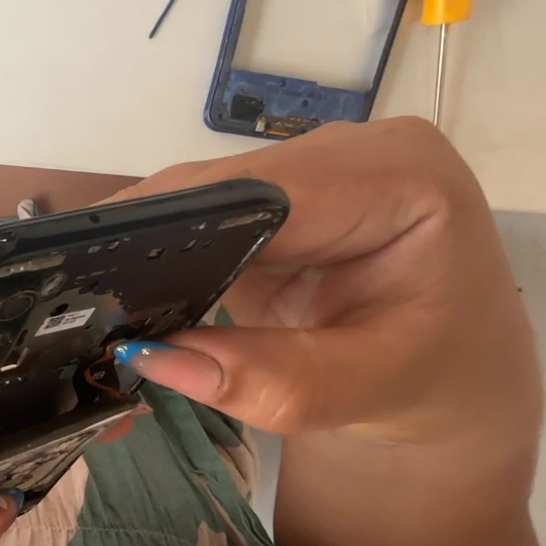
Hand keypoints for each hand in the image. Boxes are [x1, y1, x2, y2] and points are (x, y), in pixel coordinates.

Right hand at [112, 117, 540, 446]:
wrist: (453, 387)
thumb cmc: (437, 385)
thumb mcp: (365, 392)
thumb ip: (270, 379)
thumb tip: (155, 357)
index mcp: (401, 177)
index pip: (263, 189)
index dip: (182, 222)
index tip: (107, 265)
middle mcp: (354, 153)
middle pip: (219, 182)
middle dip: (156, 236)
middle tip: (93, 293)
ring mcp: (311, 171)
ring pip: (196, 193)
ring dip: (152, 242)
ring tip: (106, 290)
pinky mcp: (277, 200)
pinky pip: (199, 213)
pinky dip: (165, 247)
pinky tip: (139, 280)